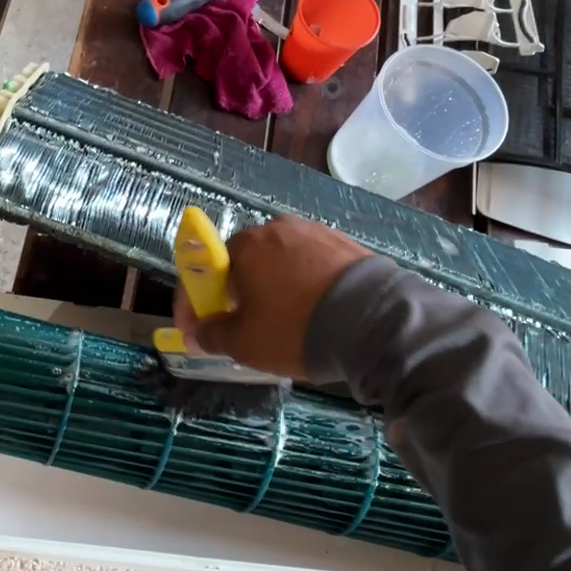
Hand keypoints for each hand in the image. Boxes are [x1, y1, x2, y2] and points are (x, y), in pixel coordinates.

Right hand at [173, 214, 373, 379]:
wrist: (376, 320)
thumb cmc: (295, 328)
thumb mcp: (245, 343)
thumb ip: (212, 335)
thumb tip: (197, 333)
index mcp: (244, 245)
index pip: (204, 271)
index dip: (193, 304)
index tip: (194, 332)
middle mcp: (276, 228)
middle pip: (244, 263)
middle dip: (236, 294)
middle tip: (241, 328)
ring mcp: (315, 232)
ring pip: (280, 264)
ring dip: (272, 289)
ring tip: (283, 322)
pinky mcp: (347, 245)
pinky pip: (312, 267)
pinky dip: (304, 287)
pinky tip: (313, 313)